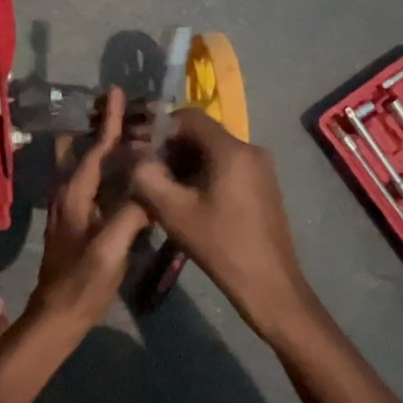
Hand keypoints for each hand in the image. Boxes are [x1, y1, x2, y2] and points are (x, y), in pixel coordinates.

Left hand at [33, 88, 149, 325]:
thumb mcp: (109, 251)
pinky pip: (95, 184)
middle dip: (104, 127)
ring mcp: (72, 210)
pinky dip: (109, 170)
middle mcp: (69, 195)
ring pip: (89, 167)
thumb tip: (150, 184)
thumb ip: (129, 216)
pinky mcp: (78, 223)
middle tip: (129, 107)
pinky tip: (129, 175)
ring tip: (133, 132)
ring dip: (107, 147)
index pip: (94, 149)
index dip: (108, 122)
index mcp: (74, 196)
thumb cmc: (81, 283)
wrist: (57, 316)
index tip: (116, 92)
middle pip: (87, 151)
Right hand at [131, 110, 317, 335]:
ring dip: (184, 161)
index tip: (138, 147)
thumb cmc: (220, 245)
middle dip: (169, 146)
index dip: (159, 127)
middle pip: (202, 133)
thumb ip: (147, 176)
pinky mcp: (262, 186)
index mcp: (232, 150)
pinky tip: (186, 198)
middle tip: (144, 168)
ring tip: (160, 185)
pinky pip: (226, 166)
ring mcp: (260, 168)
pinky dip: (202, 173)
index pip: (189, 117)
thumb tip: (133, 155)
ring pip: (213, 151)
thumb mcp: (173, 211)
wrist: (269, 285)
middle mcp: (251, 150)